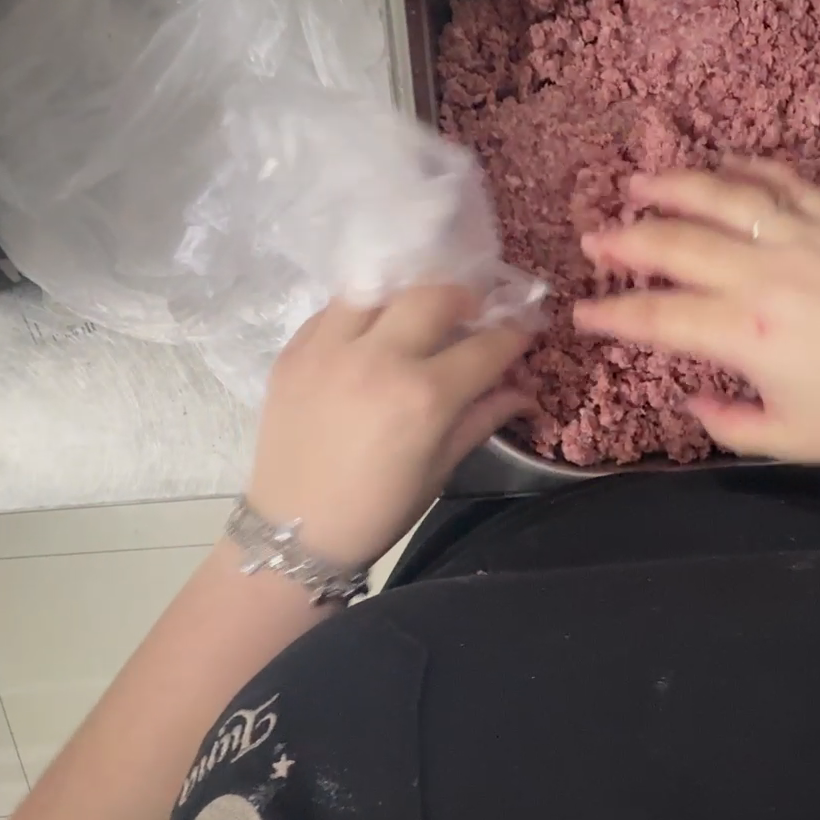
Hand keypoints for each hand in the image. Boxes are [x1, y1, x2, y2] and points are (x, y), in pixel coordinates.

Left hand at [243, 286, 531, 570]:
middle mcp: (379, 358)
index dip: (513, 336)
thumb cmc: (380, 509)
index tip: (522, 333)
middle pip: (433, 296)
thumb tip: (525, 395)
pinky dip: (363, 312)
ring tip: (419, 314)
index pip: (485, 347)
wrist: (296, 531)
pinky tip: (372, 333)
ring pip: (379, 288)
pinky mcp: (294, 351)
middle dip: (465, 299)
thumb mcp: (441, 468)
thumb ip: (483, 419)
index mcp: (425, 397)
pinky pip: (335, 309)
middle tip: (473, 314)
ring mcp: (329, 348)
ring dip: (409, 295)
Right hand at [573, 161, 819, 463]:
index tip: (582, 315)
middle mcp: (766, 276)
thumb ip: (725, 422)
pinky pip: (786, 185)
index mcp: (747, 336)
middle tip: (593, 241)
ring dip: (674, 188)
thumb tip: (692, 398)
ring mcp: (805, 241)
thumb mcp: (784, 440)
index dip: (612, 317)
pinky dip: (750, 172)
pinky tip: (726, 168)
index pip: (658, 320)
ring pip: (725, 199)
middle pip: (678, 247)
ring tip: (638, 183)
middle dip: (626, 243)